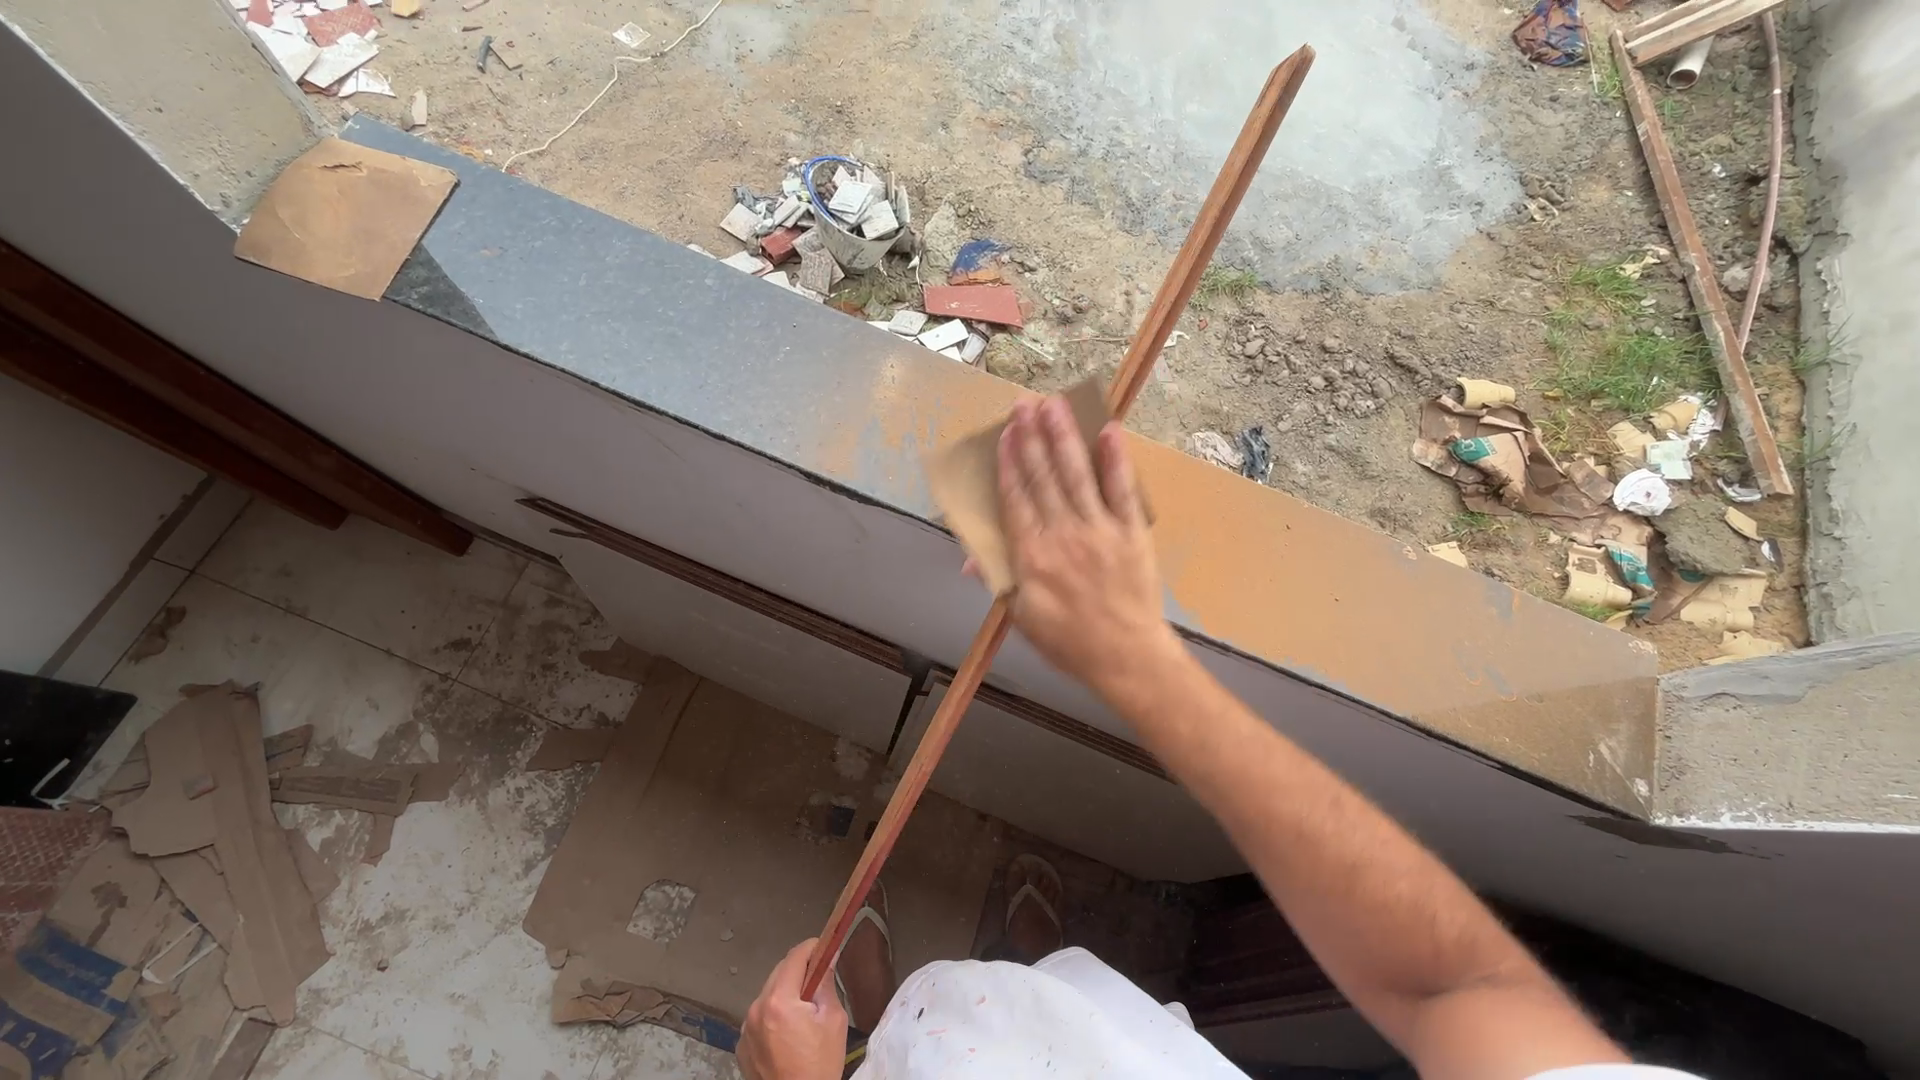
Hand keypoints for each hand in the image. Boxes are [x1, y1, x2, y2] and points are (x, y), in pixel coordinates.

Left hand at [738, 940, 846, 1079]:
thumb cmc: (820, 1064)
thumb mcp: (833, 1020)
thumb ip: (826, 984)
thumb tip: (826, 958)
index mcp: (780, 1001)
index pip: (794, 957)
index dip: (811, 948)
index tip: (823, 948)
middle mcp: (756, 1009)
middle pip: (779, 972)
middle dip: (799, 971)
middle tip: (818, 981)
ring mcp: (745, 1028)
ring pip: (768, 993)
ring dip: (785, 992)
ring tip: (802, 1012)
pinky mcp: (741, 1044)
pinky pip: (758, 1016)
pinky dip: (772, 1014)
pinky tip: (787, 1032)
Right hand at [996, 396, 1180, 696]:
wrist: (1125, 656)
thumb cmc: (1068, 641)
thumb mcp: (1021, 617)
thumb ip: (998, 580)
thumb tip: (970, 558)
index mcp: (1032, 555)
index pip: (1016, 498)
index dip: (1009, 462)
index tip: (1005, 433)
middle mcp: (1062, 534)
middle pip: (1043, 477)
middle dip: (1032, 437)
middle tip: (1024, 404)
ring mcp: (1099, 530)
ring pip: (1076, 474)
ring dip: (1064, 437)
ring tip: (1055, 405)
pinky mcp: (1131, 532)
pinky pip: (1122, 490)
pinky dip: (1115, 460)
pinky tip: (1108, 431)